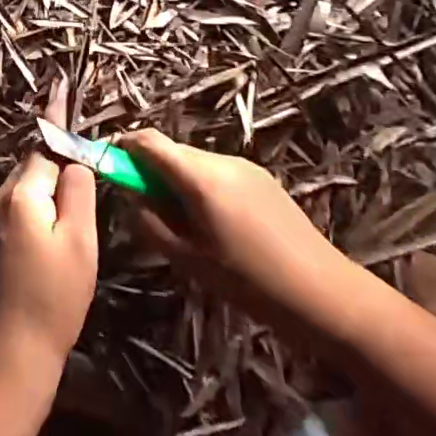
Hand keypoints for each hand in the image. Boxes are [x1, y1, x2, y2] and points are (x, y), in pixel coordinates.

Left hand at [0, 151, 97, 368]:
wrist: (8, 352)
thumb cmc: (53, 297)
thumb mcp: (79, 241)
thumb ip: (79, 192)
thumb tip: (76, 161)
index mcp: (20, 194)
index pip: (45, 149)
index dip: (65, 136)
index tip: (74, 111)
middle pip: (32, 166)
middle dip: (58, 162)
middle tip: (90, 168)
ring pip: (25, 187)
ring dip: (48, 186)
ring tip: (78, 197)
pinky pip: (17, 208)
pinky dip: (37, 206)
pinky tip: (55, 228)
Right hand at [119, 129, 355, 319]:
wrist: (325, 294)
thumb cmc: (249, 282)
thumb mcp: (187, 258)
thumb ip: (150, 221)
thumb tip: (131, 196)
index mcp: (199, 177)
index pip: (148, 141)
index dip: (123, 148)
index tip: (111, 169)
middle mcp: (220, 160)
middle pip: (171, 151)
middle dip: (150, 170)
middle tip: (148, 208)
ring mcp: (245, 166)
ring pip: (193, 162)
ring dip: (176, 180)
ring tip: (185, 224)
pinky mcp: (261, 178)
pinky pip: (217, 172)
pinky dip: (201, 186)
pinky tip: (214, 224)